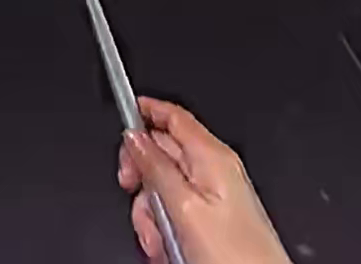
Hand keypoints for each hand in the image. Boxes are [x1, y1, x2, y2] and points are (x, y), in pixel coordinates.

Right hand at [117, 98, 290, 263]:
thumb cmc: (237, 259)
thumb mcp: (185, 209)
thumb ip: (156, 168)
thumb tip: (134, 136)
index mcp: (212, 156)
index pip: (174, 116)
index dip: (146, 111)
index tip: (122, 118)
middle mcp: (215, 171)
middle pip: (163, 153)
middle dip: (143, 176)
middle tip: (131, 190)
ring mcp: (215, 199)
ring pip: (165, 187)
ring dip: (151, 211)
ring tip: (156, 240)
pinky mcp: (214, 224)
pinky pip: (177, 212)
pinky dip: (165, 228)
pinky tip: (166, 250)